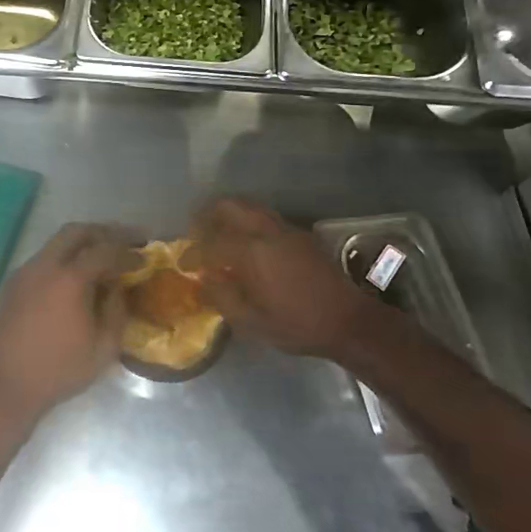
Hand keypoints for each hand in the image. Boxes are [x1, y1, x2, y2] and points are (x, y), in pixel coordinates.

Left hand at [0, 223, 139, 417]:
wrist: (5, 387)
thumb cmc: (59, 371)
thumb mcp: (104, 347)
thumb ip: (117, 310)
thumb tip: (119, 287)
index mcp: (70, 279)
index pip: (106, 250)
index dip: (129, 251)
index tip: (145, 257)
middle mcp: (45, 266)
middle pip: (78, 231)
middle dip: (105, 232)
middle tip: (127, 241)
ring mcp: (25, 273)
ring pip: (57, 242)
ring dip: (83, 243)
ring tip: (104, 256)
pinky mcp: (14, 284)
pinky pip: (45, 258)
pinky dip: (65, 258)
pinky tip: (77, 277)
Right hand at [192, 197, 386, 360]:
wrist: (348, 320)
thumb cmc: (297, 326)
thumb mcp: (252, 322)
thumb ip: (222, 296)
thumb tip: (203, 279)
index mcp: (253, 252)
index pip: (212, 242)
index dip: (193, 252)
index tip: (182, 262)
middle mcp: (268, 231)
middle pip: (230, 206)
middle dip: (208, 215)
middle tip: (196, 233)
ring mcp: (287, 229)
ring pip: (250, 206)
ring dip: (229, 215)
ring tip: (217, 235)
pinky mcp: (301, 234)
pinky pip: (266, 217)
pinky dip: (248, 221)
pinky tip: (247, 245)